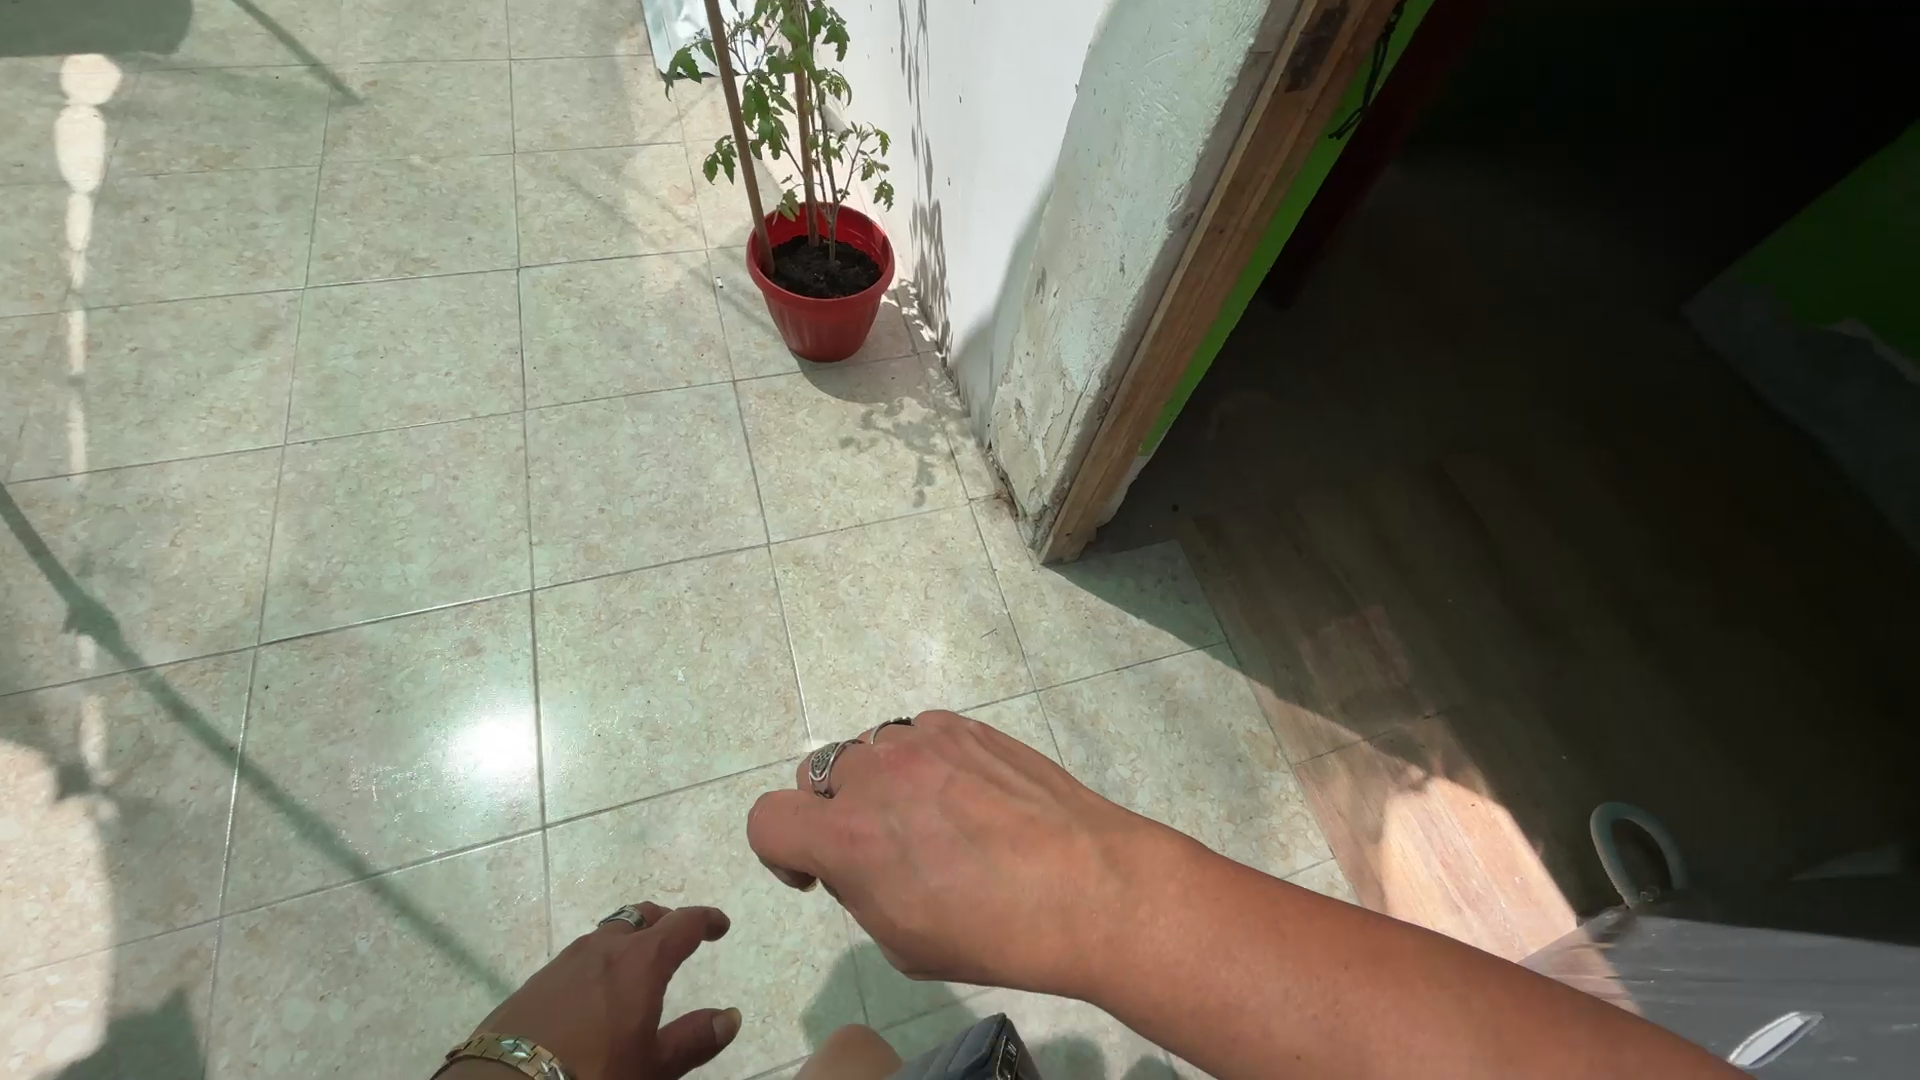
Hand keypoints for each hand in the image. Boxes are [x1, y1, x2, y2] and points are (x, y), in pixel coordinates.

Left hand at [451, 903, 740, 1079]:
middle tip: (676, 937)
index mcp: (641, 960)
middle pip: (641, 916)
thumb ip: (693, 1040)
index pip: (684, 923)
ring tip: (633, 966)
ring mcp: (564, 963)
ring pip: (606, 935)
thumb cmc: (591, 1075)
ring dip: (627, 941)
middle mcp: (605, 948)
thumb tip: (730, 1017)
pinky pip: (575, 960)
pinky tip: (590, 995)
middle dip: (663, 921)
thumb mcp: (652, 1068)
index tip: (720, 926)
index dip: (707, 920)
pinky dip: (595, 965)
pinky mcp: (533, 985)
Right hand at [744, 711, 1179, 998]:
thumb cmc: (993, 933)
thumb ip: (858, 886)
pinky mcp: (964, 724)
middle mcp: (875, 776)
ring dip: (884, 781)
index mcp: (849, 839)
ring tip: (936, 814)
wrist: (1087, 884)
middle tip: (887, 844)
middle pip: (821, 776)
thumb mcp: (903, 941)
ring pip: (871, 750)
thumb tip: (859, 855)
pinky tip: (969, 790)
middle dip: (839, 811)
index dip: (783, 849)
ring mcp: (922, 741)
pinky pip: (920, 733)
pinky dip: (927, 758)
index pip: (767, 819)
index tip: (819, 870)